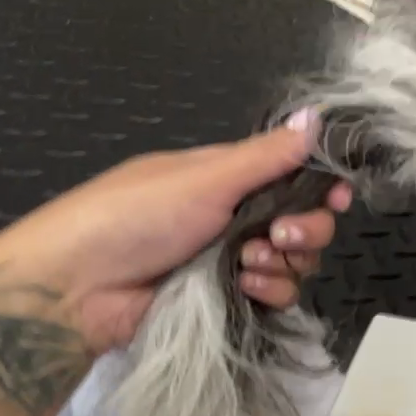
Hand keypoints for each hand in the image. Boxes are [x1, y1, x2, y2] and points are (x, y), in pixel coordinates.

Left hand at [0, 109, 351, 351]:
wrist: (79, 288)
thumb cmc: (134, 217)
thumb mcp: (204, 179)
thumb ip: (266, 157)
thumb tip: (316, 117)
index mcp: (229, 179)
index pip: (296, 179)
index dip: (323, 188)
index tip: (337, 198)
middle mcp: (238, 217)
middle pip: (307, 222)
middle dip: (306, 230)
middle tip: (280, 236)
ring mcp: (236, 260)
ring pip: (297, 262)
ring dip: (283, 264)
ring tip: (247, 265)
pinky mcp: (233, 297)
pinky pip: (279, 293)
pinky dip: (270, 291)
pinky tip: (244, 288)